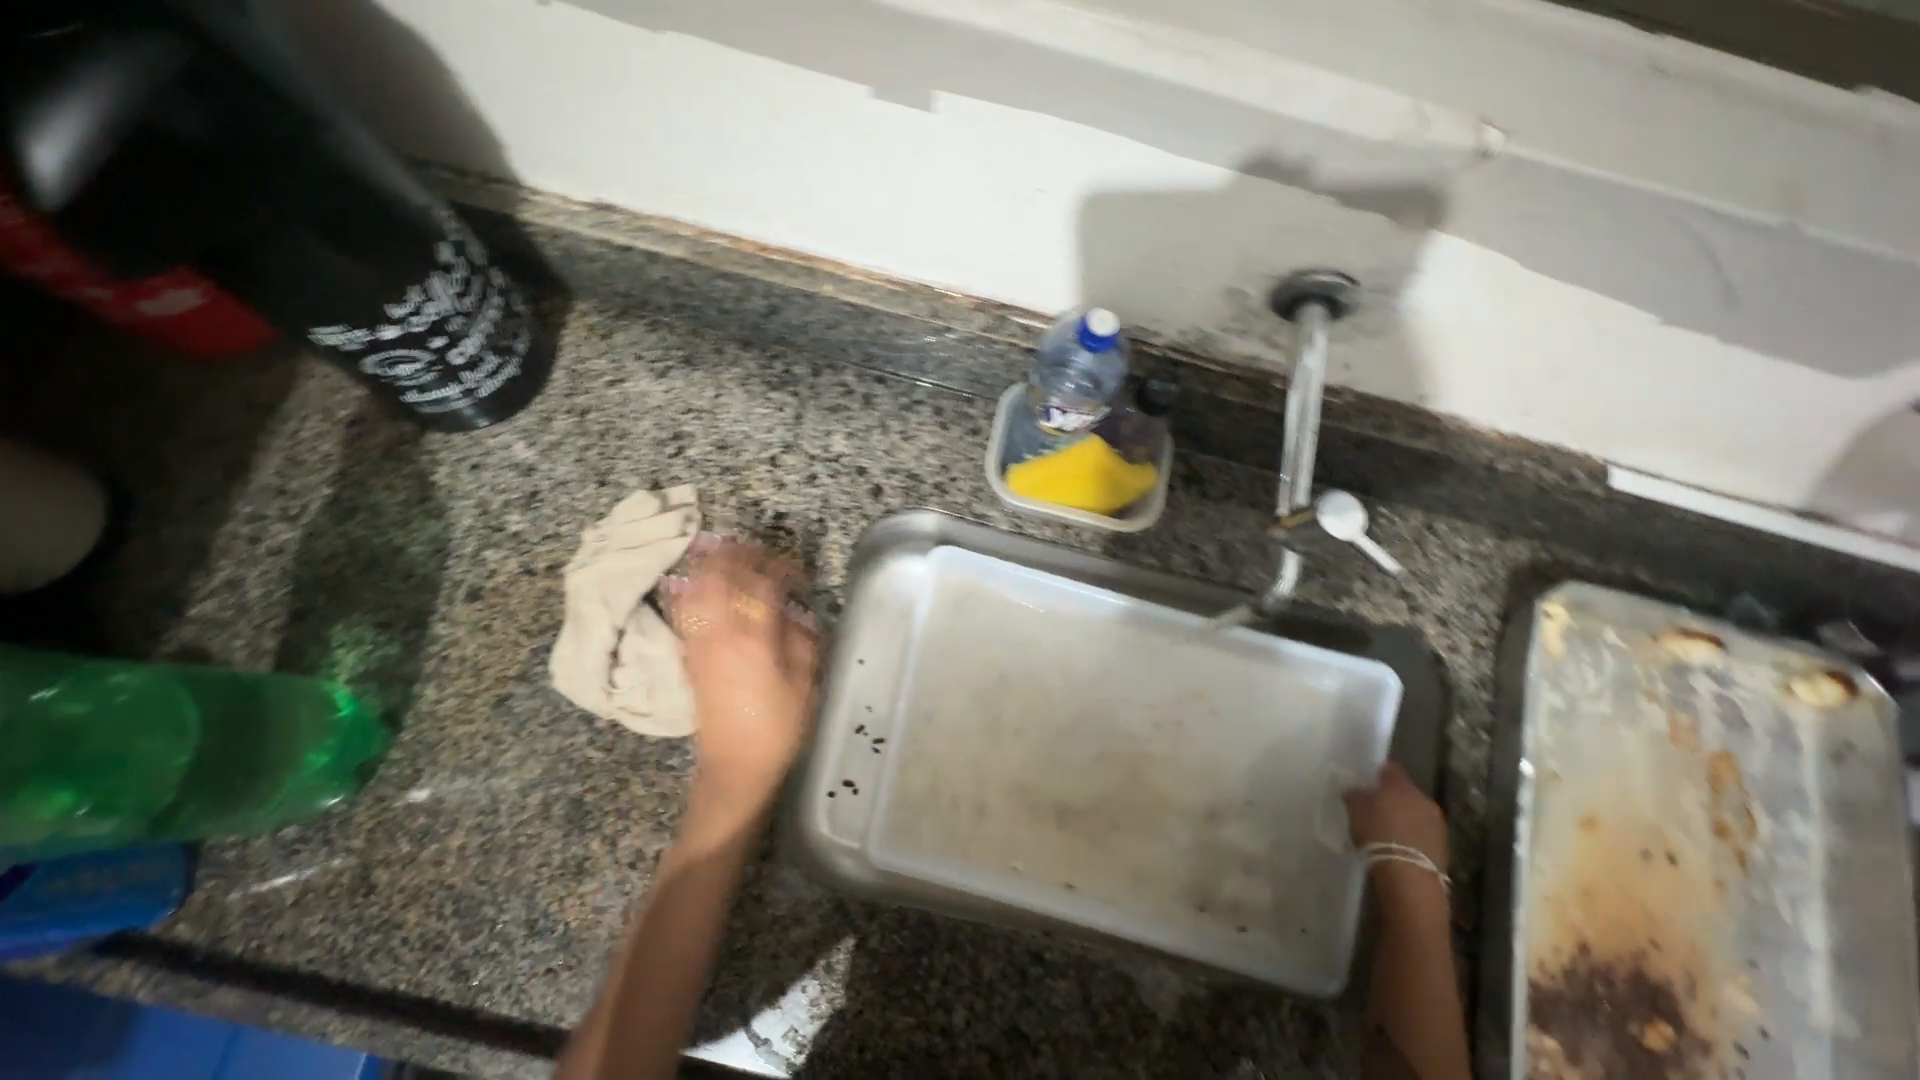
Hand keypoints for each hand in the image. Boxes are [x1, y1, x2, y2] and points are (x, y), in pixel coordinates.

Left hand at [666, 538, 819, 828]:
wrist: (734, 768)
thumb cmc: (777, 729)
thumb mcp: (804, 686)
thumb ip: (802, 643)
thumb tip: (797, 616)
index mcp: (755, 640)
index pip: (764, 585)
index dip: (779, 567)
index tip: (794, 566)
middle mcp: (721, 635)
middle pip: (721, 578)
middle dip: (736, 555)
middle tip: (752, 546)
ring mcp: (700, 646)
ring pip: (697, 591)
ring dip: (708, 567)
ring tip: (721, 553)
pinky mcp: (689, 659)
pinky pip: (685, 614)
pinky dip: (690, 592)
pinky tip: (696, 584)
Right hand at [1344, 762, 1449, 915]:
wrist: (1408, 873)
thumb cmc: (1377, 834)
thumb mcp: (1355, 812)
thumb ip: (1355, 796)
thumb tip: (1355, 789)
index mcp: (1400, 786)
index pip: (1391, 769)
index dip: (1380, 773)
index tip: (1371, 780)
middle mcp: (1423, 798)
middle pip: (1407, 791)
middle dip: (1395, 797)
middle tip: (1378, 807)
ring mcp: (1437, 821)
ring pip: (1418, 812)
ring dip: (1407, 817)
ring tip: (1391, 829)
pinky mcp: (1444, 843)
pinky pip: (1425, 831)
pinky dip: (1415, 834)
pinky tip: (1402, 845)